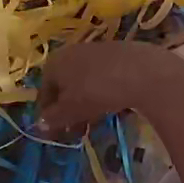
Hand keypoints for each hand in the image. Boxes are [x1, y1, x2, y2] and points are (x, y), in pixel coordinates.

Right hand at [36, 41, 183, 138]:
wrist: (142, 71)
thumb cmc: (96, 90)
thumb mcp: (71, 110)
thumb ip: (53, 118)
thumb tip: (41, 124)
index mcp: (53, 63)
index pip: (44, 92)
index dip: (48, 115)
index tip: (55, 133)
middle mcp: (71, 52)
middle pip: (65, 86)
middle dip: (68, 110)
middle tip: (76, 130)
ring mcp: (96, 50)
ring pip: (84, 81)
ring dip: (85, 103)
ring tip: (95, 121)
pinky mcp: (119, 53)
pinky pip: (103, 76)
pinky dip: (103, 92)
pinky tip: (113, 106)